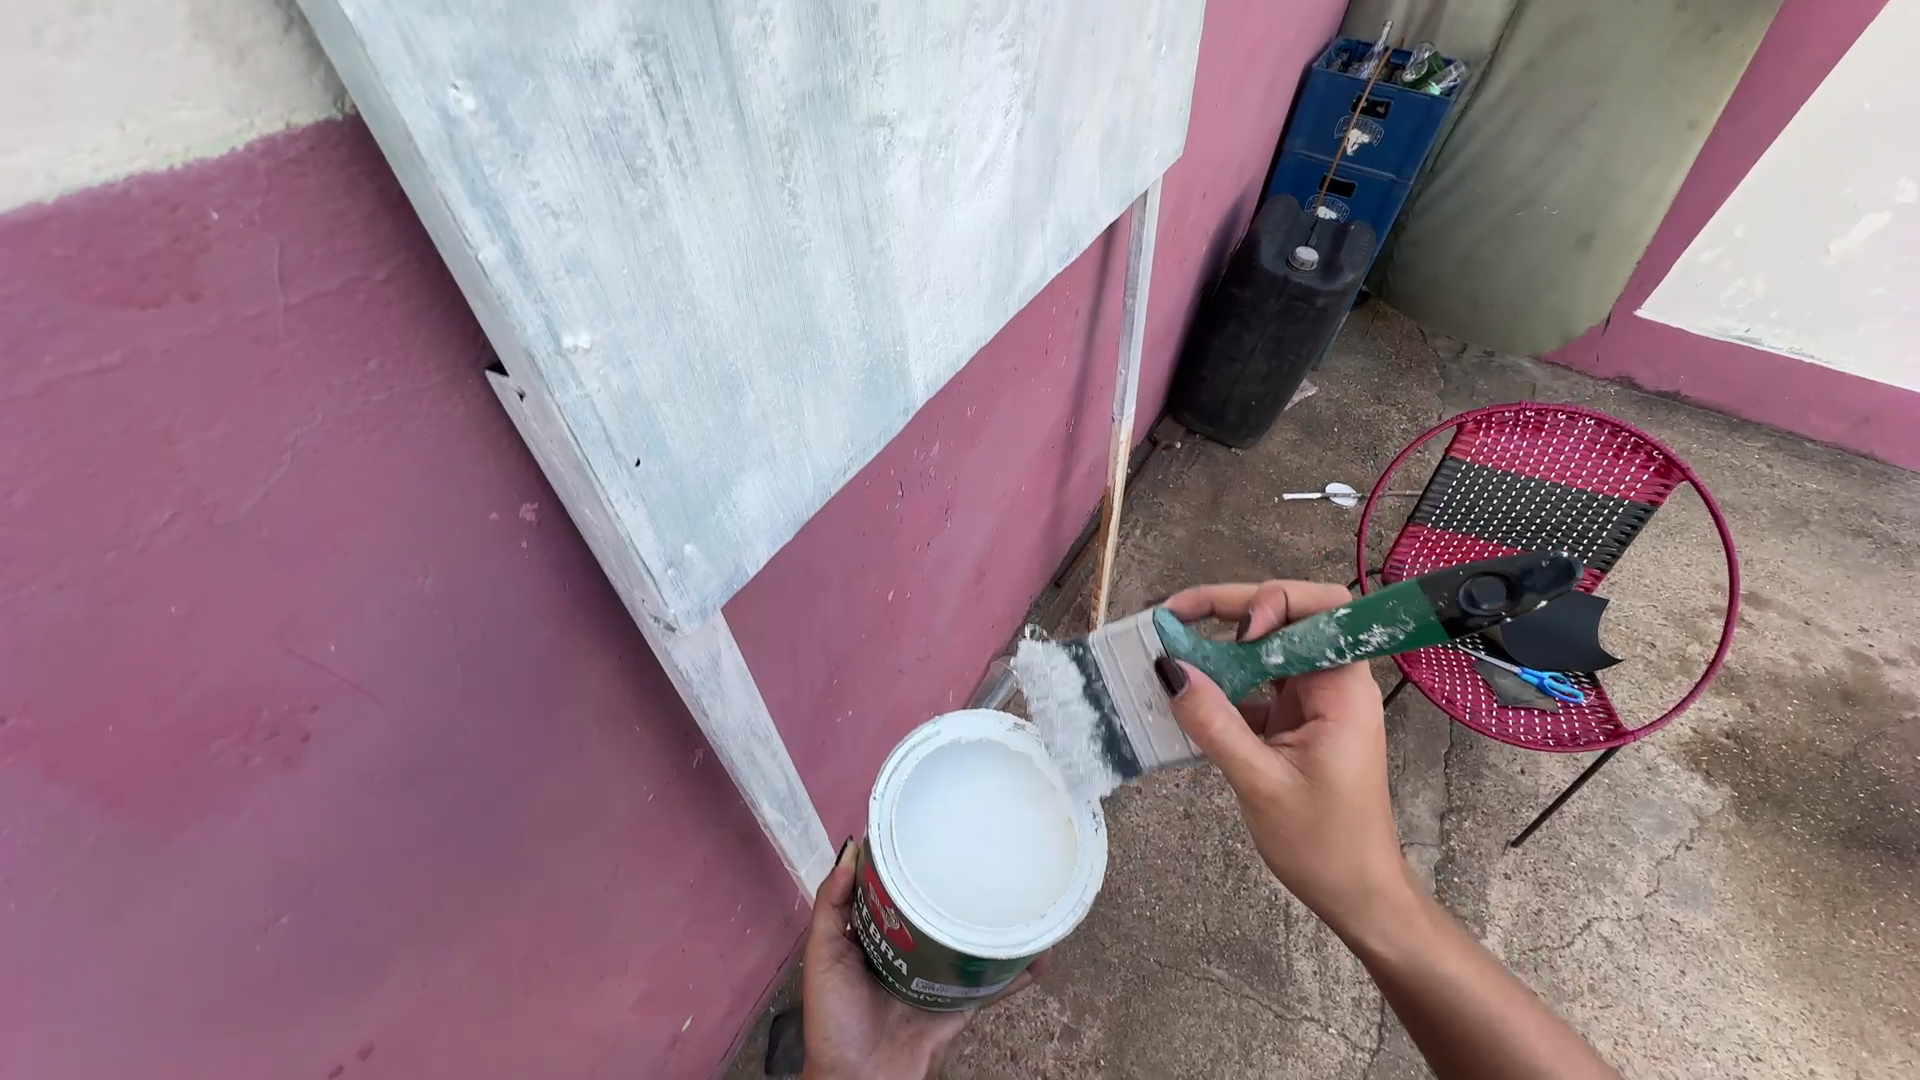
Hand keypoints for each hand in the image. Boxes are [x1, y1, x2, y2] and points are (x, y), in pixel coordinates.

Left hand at [801, 839, 1045, 1079]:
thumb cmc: (834, 1018)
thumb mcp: (822, 955)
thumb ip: (831, 905)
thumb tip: (852, 849)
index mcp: (880, 932)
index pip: (900, 885)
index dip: (914, 856)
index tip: (934, 823)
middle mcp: (912, 947)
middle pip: (941, 907)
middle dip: (963, 882)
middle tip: (988, 849)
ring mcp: (939, 974)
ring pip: (972, 939)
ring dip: (997, 920)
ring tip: (1025, 890)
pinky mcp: (959, 1003)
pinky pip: (992, 984)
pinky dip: (1018, 970)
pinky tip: (1041, 951)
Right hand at [1156, 580, 1413, 940]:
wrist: (1356, 895)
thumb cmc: (1324, 845)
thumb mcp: (1260, 784)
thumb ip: (1214, 724)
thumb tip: (1169, 669)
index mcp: (1342, 688)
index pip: (1322, 610)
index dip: (1275, 602)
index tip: (1233, 630)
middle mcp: (1329, 682)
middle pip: (1285, 616)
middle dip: (1230, 607)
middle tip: (1173, 614)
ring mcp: (1310, 699)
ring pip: (1265, 645)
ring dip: (1218, 640)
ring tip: (1169, 639)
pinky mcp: (1291, 718)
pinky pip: (1253, 680)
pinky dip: (1218, 677)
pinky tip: (1184, 686)